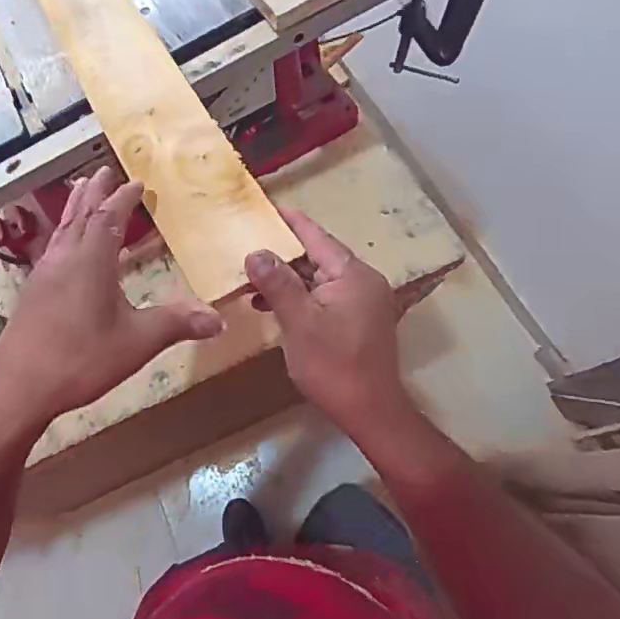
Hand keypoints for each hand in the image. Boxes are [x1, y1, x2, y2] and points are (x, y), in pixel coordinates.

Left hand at [0, 167, 224, 417]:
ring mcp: (44, 275)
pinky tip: (67, 247)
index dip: (124, 199)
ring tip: (82, 192)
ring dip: (76, 208)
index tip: (137, 183)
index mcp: (91, 262)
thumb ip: (178, 324)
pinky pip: (54, 248)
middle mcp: (64, 260)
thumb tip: (219, 319)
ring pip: (63, 230)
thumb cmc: (81, 359)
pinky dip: (66, 233)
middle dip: (95, 193)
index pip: (109, 218)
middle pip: (80, 215)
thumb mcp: (138, 341)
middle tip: (103, 172)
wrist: (19, 389)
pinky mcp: (33, 293)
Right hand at [245, 210, 408, 427]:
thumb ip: (278, 284)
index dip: (291, 222)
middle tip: (249, 247)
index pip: (318, 237)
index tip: (267, 208)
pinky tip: (276, 307)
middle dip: (284, 256)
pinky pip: (328, 298)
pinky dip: (303, 299)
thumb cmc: (333, 365)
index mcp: (354, 274)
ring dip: (290, 281)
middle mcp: (364, 281)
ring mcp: (365, 302)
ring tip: (253, 283)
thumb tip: (256, 252)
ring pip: (322, 280)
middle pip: (320, 258)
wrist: (370, 410)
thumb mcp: (299, 322)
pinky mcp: (361, 321)